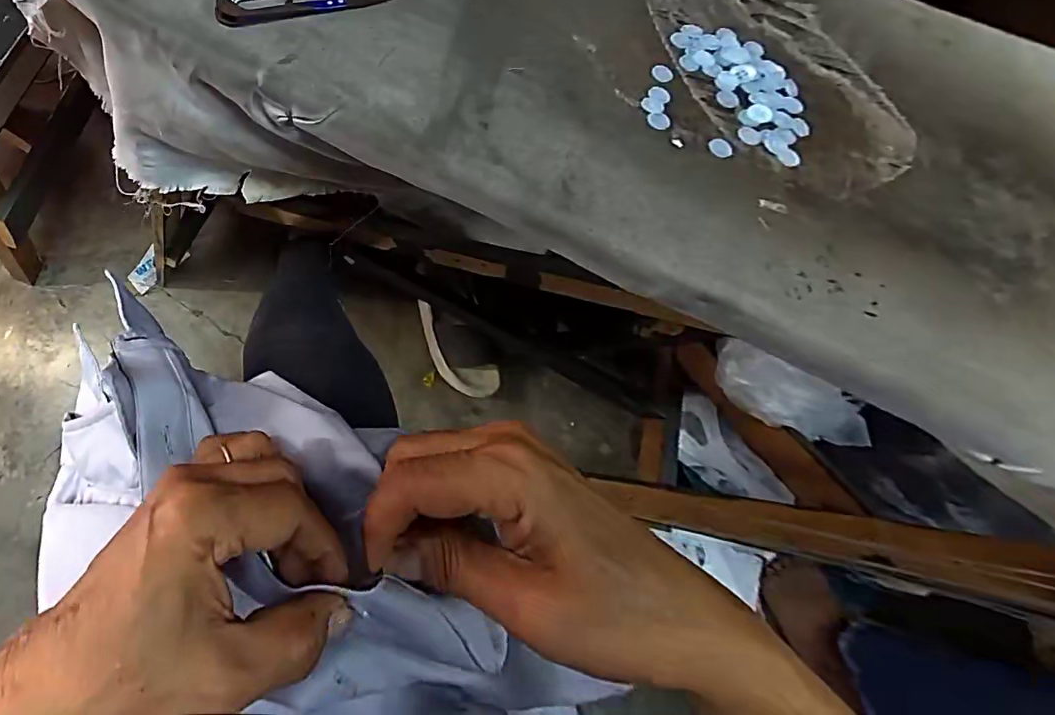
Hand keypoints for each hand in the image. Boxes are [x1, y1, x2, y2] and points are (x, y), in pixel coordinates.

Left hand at [0, 432, 353, 714]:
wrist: (50, 694)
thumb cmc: (134, 683)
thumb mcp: (229, 675)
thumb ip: (299, 636)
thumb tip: (340, 605)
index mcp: (203, 510)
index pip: (290, 507)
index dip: (324, 546)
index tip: (336, 586)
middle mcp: (190, 478)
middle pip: (279, 472)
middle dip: (306, 523)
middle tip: (307, 578)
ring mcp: (174, 481)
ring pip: (254, 455)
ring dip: (283, 495)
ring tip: (283, 551)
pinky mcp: (165, 496)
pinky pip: (227, 462)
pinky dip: (255, 484)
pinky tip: (255, 529)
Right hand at [362, 421, 848, 714]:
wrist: (682, 613)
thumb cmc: (610, 615)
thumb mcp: (523, 604)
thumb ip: (450, 565)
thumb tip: (392, 552)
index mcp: (507, 467)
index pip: (411, 477)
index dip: (379, 522)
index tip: (372, 571)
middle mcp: (507, 439)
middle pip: (415, 454)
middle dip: (391, 505)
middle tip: (391, 567)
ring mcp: (519, 443)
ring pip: (433, 454)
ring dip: (413, 499)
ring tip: (415, 558)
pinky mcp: (527, 459)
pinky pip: (460, 462)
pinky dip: (439, 494)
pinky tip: (446, 536)